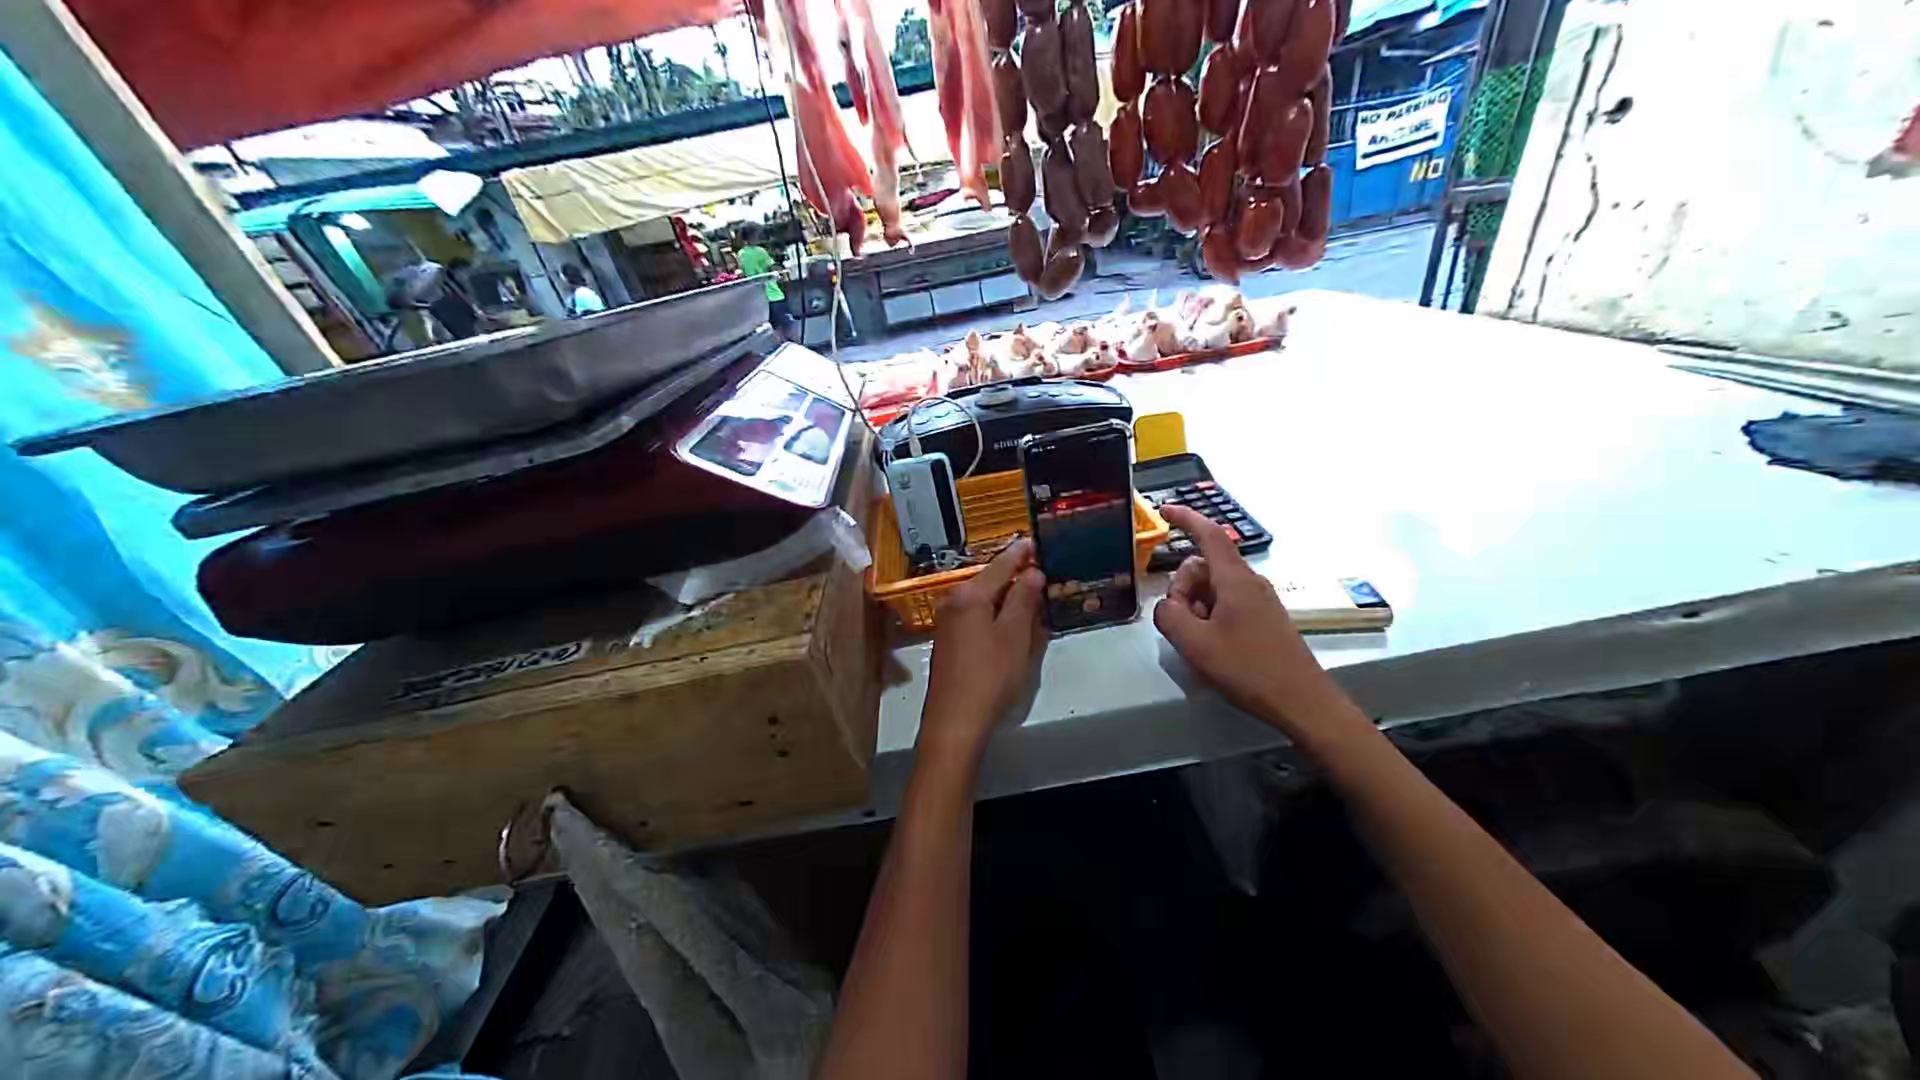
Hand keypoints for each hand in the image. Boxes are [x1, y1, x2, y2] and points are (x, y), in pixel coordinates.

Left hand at [921, 538, 1046, 758]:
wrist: (955, 720)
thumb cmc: (990, 674)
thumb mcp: (1015, 635)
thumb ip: (1024, 599)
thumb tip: (1032, 572)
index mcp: (969, 595)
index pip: (1000, 565)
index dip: (1021, 553)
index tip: (1036, 541)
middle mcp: (953, 602)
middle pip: (989, 582)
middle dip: (1015, 577)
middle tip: (1042, 572)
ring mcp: (947, 623)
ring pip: (983, 601)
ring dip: (1007, 599)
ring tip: (1033, 597)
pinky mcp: (948, 643)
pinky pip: (976, 618)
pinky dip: (995, 616)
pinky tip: (1011, 625)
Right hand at [1152, 506, 1366, 747]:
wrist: (1303, 702)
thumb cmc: (1249, 669)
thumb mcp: (1195, 644)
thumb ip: (1168, 616)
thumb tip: (1167, 606)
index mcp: (1235, 580)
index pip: (1208, 535)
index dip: (1185, 519)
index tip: (1165, 510)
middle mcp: (1249, 583)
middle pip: (1202, 567)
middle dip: (1183, 589)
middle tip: (1183, 625)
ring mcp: (1259, 601)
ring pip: (1212, 589)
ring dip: (1196, 608)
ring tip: (1200, 643)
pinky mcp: (1263, 619)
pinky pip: (1226, 605)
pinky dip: (1210, 618)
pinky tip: (1214, 648)